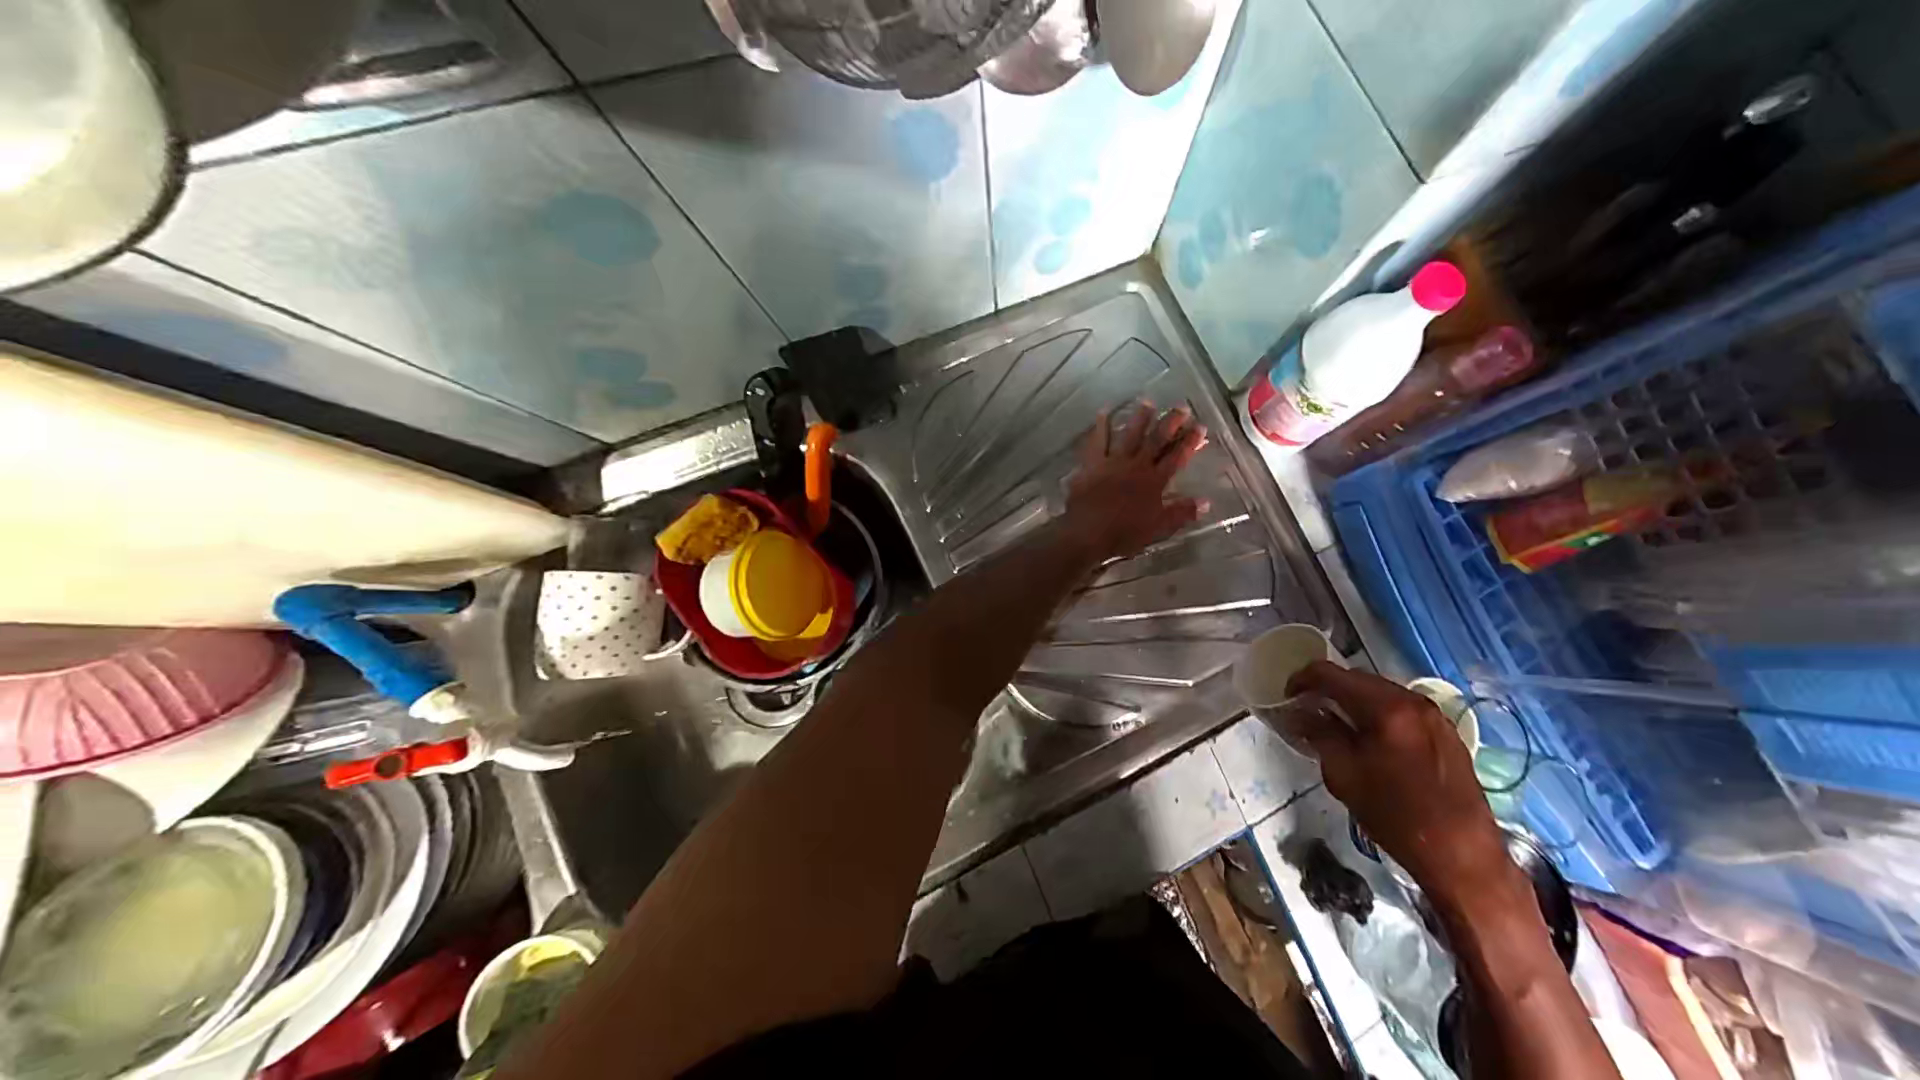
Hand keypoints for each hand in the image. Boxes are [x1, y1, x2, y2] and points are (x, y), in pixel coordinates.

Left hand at [1062, 402, 1208, 561]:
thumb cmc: (1124, 533)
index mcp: (1155, 481)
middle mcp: (1137, 466)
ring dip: (1140, 418)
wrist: (1088, 532)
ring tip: (1148, 402)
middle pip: (1156, 440)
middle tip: (1180, 407)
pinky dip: (1101, 426)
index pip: (1177, 457)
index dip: (1189, 442)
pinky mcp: (1092, 463)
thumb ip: (1181, 513)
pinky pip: (1098, 440)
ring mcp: (1114, 461)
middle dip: (1170, 423)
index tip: (1200, 426)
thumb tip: (1206, 502)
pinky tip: (1103, 412)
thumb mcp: (1158, 527)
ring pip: (1130, 434)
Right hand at [1282, 662, 1509, 908]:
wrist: (1461, 854)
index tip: (1288, 697)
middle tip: (1309, 711)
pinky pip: (1401, 707)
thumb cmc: (1395, 815)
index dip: (1302, 679)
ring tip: (1337, 725)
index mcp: (1385, 708)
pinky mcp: (1446, 731)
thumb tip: (1301, 713)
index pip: (1331, 674)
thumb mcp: (1343, 775)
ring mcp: (1434, 715)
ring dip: (1353, 700)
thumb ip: (1319, 734)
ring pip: (1381, 691)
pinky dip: (1378, 712)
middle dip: (1328, 689)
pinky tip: (1370, 738)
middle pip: (1358, 678)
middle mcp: (1412, 701)